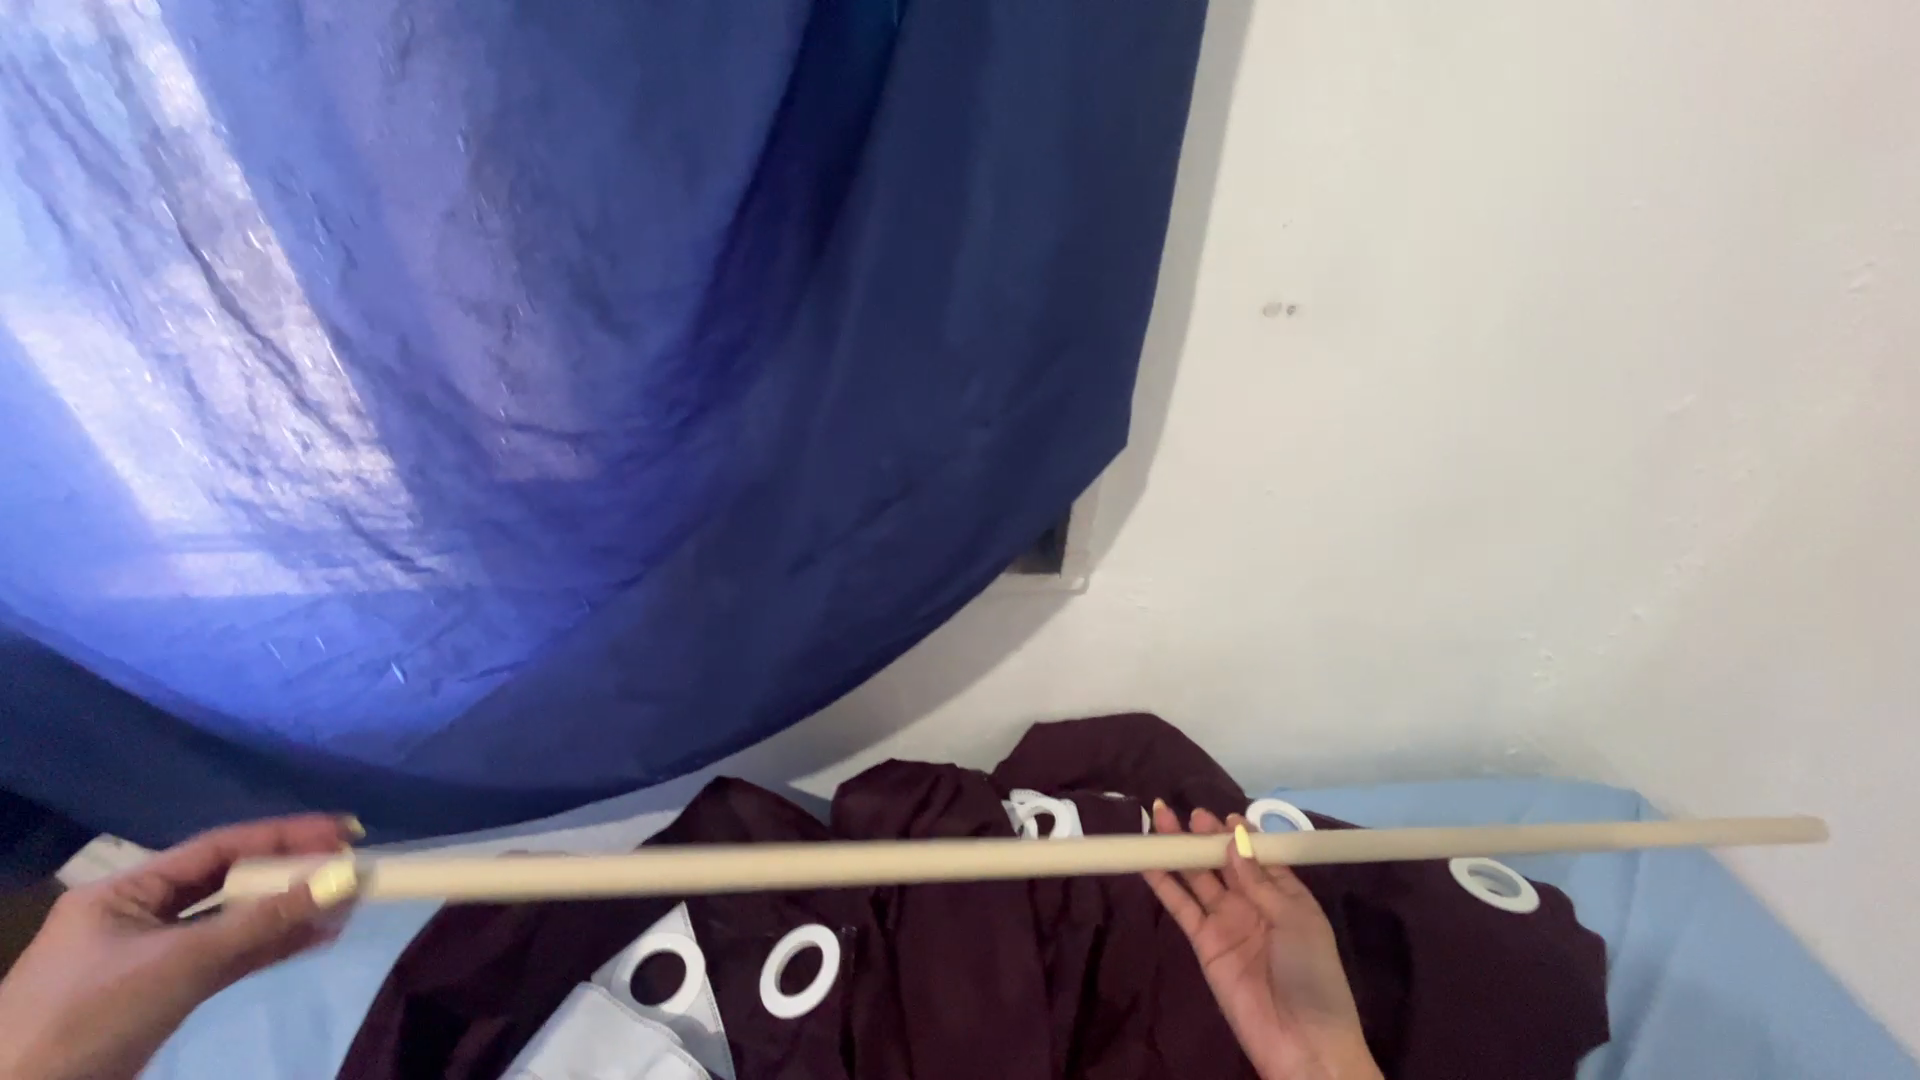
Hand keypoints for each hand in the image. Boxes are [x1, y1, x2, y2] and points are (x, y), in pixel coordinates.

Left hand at [0, 815, 361, 1079]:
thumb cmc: (86, 1018)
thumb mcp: (180, 963)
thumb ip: (264, 920)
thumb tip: (344, 879)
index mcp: (126, 893)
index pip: (220, 848)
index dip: (286, 834)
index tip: (346, 830)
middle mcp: (141, 914)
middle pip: (231, 881)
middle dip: (292, 874)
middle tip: (350, 866)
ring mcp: (155, 953)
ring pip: (238, 920)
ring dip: (291, 912)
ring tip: (348, 903)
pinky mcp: (169, 988)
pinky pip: (233, 955)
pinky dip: (275, 944)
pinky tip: (320, 937)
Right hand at [1143, 803, 1381, 1079]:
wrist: (1302, 1043)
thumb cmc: (1313, 976)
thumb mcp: (1296, 920)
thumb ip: (1259, 881)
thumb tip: (1232, 840)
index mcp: (1284, 895)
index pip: (1257, 856)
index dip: (1239, 835)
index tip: (1224, 815)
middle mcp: (1252, 903)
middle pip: (1222, 861)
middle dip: (1204, 836)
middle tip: (1186, 813)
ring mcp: (1226, 922)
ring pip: (1198, 877)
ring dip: (1179, 850)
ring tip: (1159, 820)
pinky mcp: (1204, 942)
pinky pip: (1181, 906)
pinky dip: (1163, 883)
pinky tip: (1148, 862)